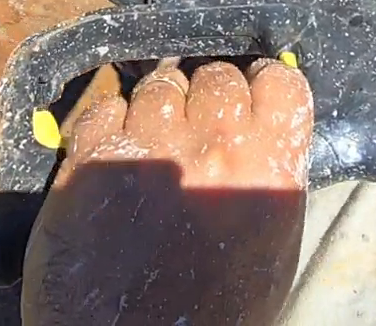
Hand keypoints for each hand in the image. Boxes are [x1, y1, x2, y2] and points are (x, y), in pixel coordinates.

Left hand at [21, 61, 312, 325]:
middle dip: (208, 94)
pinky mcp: (95, 154)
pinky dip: (112, 125)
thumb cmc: (212, 313)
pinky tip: (118, 158)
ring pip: (160, 83)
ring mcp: (151, 144)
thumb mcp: (271, 250)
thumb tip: (264, 127)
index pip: (280, 82)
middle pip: (217, 73)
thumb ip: (272, 174)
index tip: (252, 92)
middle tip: (197, 124)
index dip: (264, 82)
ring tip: (154, 143)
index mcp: (268, 168)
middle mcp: (213, 146)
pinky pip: (109, 106)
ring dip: (159, 106)